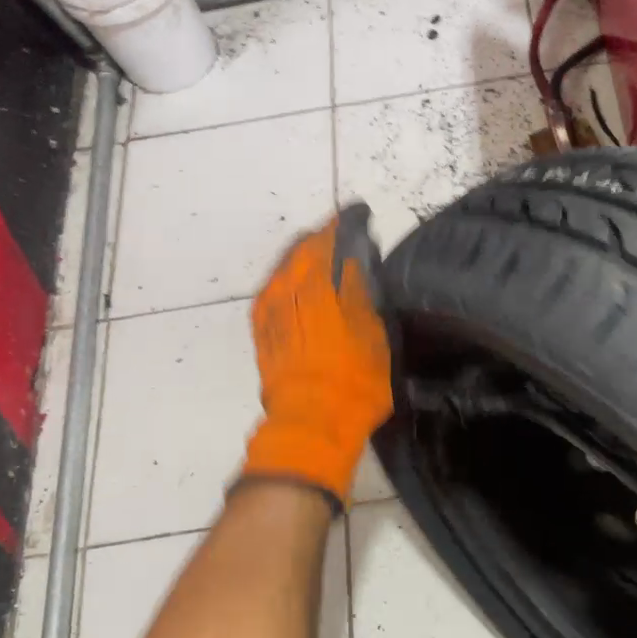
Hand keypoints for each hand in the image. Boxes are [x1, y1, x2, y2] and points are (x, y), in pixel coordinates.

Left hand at [240, 205, 392, 506]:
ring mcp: (271, 308)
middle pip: (304, 248)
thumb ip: (362, 294)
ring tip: (321, 254)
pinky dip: (288, 277)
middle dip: (323, 237)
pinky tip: (297, 282)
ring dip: (303, 255)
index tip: (360, 214)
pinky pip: (273, 288)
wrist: (310, 423)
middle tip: (342, 233)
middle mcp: (290, 288)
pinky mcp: (261, 328)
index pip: (333, 239)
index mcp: (322, 286)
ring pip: (285, 266)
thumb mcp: (375, 336)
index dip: (348, 224)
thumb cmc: (354, 384)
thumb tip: (357, 264)